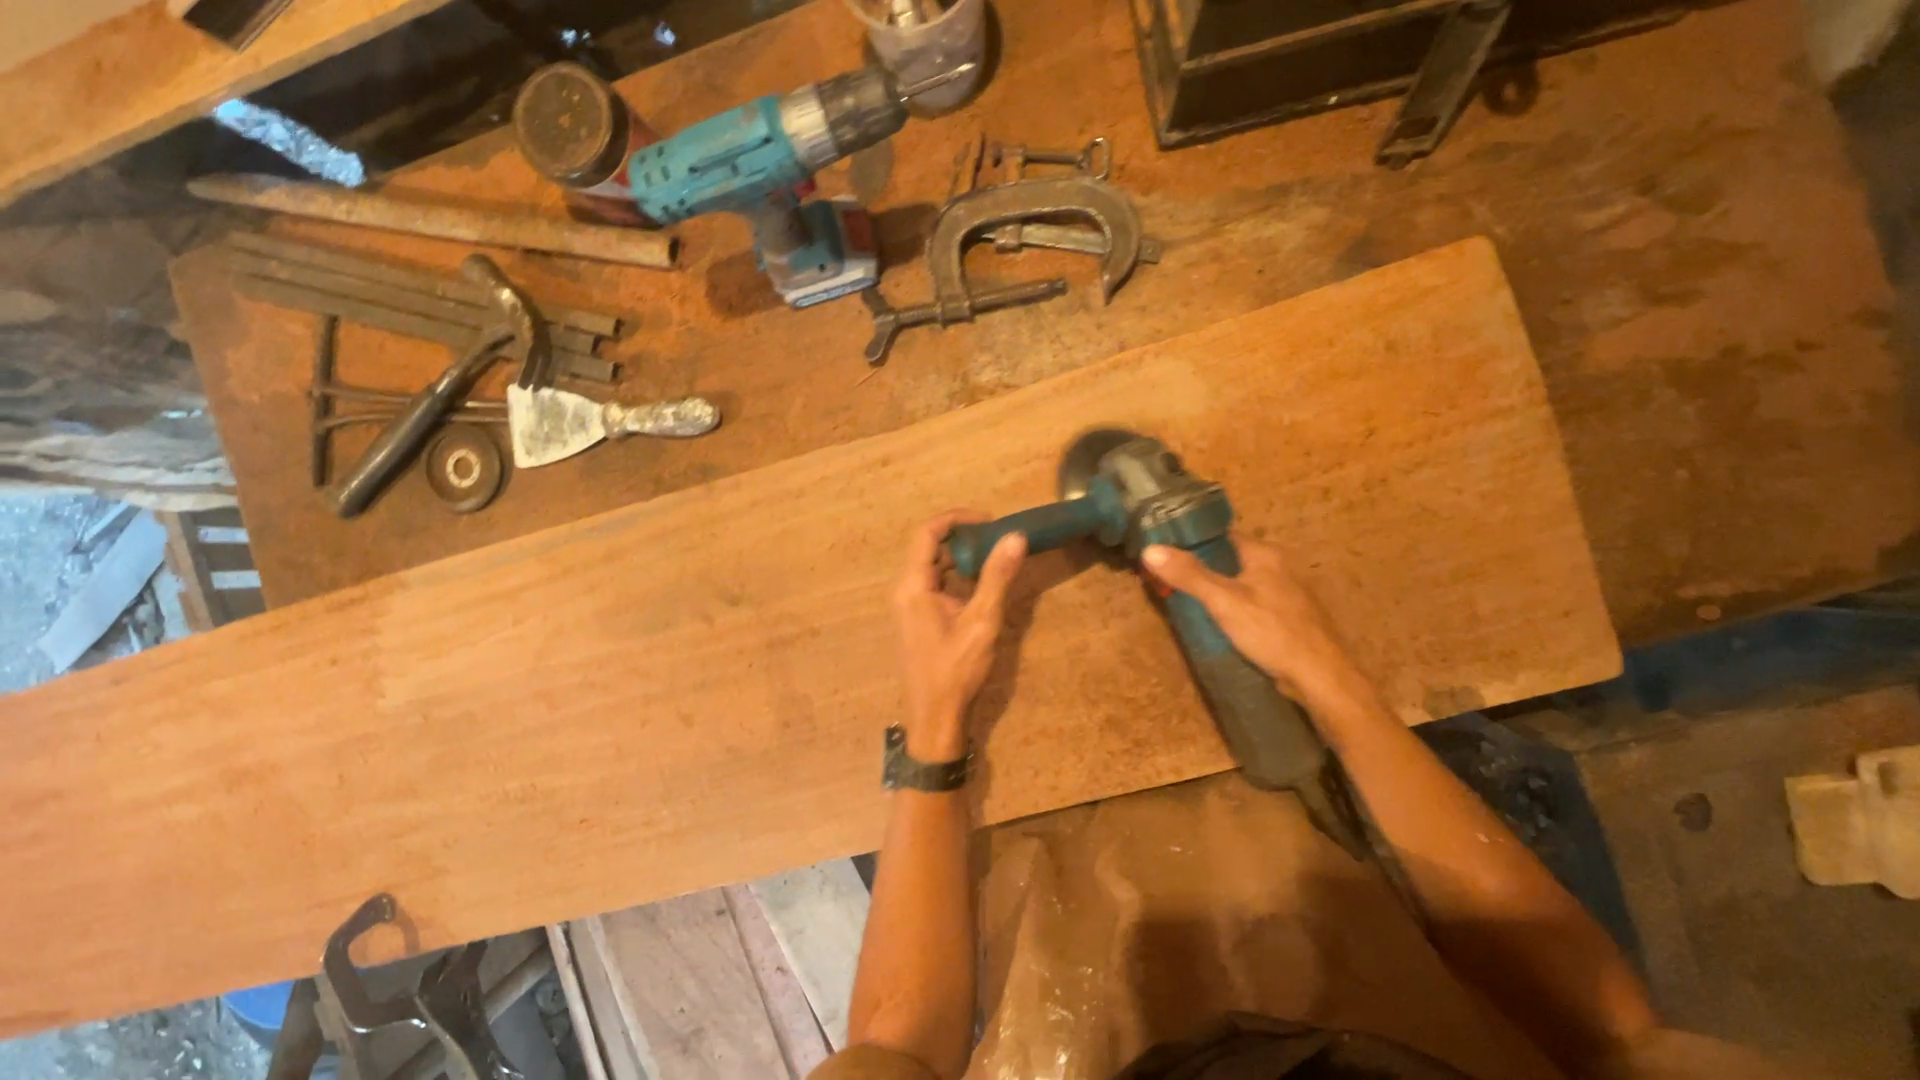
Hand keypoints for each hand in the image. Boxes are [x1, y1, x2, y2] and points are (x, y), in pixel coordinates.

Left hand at [892, 511, 1027, 760]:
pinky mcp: (916, 618)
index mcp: (912, 585)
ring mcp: (907, 605)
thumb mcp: (982, 621)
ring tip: (994, 557)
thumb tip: (1015, 537)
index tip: (989, 521)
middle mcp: (904, 590)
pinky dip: (956, 577)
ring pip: (932, 566)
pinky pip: (933, 585)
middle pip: (928, 547)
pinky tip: (981, 587)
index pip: (927, 532)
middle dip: (962, 537)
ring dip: (960, 558)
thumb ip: (997, 577)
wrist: (934, 717)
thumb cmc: (955, 670)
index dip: (957, 519)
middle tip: (996, 538)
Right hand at [1141, 539, 1360, 705]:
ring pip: (1246, 581)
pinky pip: (1257, 601)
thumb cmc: (1271, 632)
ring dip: (1222, 589)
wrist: (1321, 676)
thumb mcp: (1223, 602)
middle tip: (1172, 582)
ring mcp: (1290, 591)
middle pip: (1233, 558)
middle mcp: (1281, 565)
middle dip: (1204, 568)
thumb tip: (1150, 549)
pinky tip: (1224, 623)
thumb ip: (1188, 575)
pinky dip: (1238, 606)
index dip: (1192, 541)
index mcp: (1265, 553)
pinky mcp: (1293, 616)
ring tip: (1191, 602)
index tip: (1165, 553)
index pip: (1221, 535)